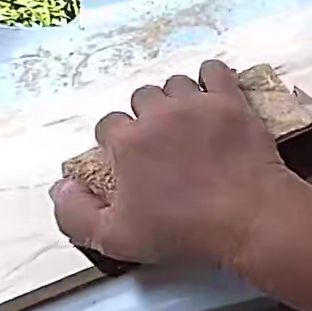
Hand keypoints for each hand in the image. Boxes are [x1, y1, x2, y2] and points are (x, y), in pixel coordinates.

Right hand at [51, 59, 310, 270]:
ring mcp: (197, 105)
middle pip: (142, 99)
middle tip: (167, 141)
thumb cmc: (186, 229)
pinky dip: (212, 77)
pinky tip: (214, 93)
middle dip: (148, 116)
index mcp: (127, 142)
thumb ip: (75, 213)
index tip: (137, 158)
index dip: (120, 141)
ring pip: (176, 84)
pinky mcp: (231, 102)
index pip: (109, 125)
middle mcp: (158, 115)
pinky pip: (215, 71)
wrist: (249, 216)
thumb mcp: (116, 239)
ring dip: (178, 98)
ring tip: (191, 121)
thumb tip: (62, 186)